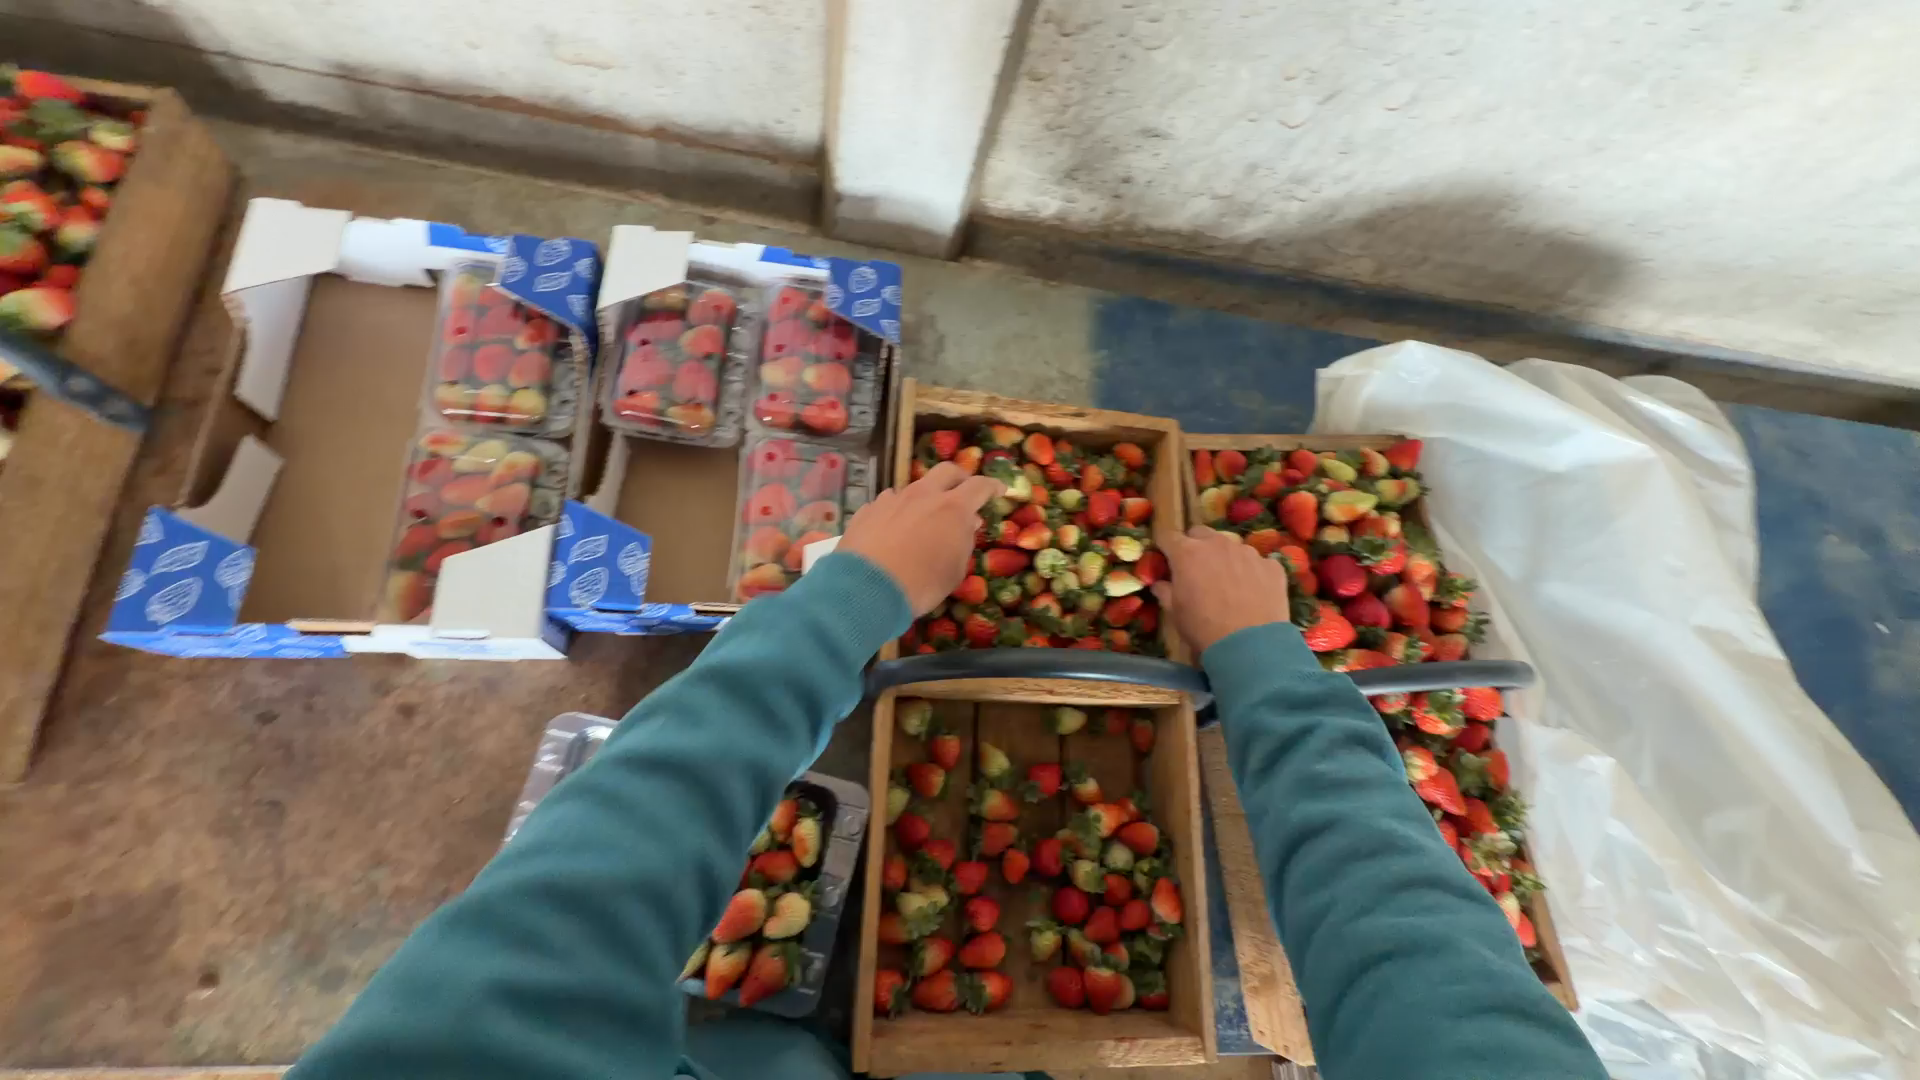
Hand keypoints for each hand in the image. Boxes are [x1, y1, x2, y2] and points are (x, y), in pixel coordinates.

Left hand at [839, 461, 1003, 614]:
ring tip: (924, 518)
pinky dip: (898, 511)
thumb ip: (964, 542)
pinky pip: (888, 503)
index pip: (980, 486)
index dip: (992, 486)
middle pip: (947, 471)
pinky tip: (893, 529)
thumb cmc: (922, 584)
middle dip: (959, 478)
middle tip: (963, 492)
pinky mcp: (868, 510)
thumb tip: (966, 524)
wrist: (866, 588)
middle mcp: (923, 495)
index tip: (999, 490)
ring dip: (924, 497)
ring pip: (914, 487)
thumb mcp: (955, 570)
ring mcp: (892, 499)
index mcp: (953, 508)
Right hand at [1151, 526, 1291, 656]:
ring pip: (1230, 546)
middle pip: (1200, 533)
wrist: (1250, 645)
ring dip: (1224, 557)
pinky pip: (1257, 562)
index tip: (1165, 558)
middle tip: (1195, 568)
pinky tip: (1253, 592)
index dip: (1164, 547)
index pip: (1168, 536)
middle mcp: (1217, 544)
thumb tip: (1160, 583)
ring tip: (1228, 582)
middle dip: (1194, 545)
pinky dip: (1252, 571)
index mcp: (1187, 553)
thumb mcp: (1174, 612)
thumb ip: (1165, 591)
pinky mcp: (1272, 566)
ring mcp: (1248, 552)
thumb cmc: (1203, 627)